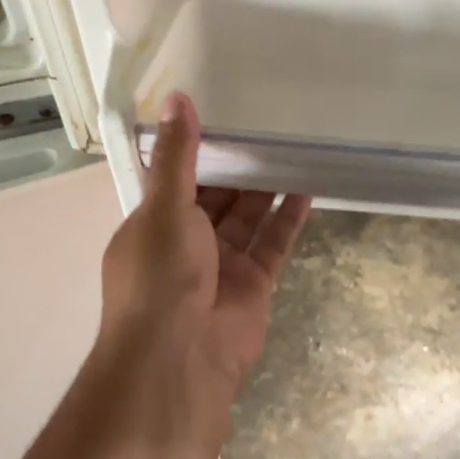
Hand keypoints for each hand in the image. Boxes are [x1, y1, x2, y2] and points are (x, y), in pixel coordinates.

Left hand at [96, 92, 310, 443]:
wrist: (179, 359)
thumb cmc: (160, 277)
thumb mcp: (163, 207)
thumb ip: (177, 156)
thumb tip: (176, 98)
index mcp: (153, 225)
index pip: (177, 180)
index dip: (199, 151)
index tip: (225, 115)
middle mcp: (186, 243)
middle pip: (217, 198)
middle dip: (238, 167)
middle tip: (268, 126)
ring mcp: (222, 265)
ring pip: (248, 217)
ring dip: (266, 188)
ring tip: (292, 149)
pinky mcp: (255, 284)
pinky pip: (273, 242)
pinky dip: (288, 217)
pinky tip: (305, 187)